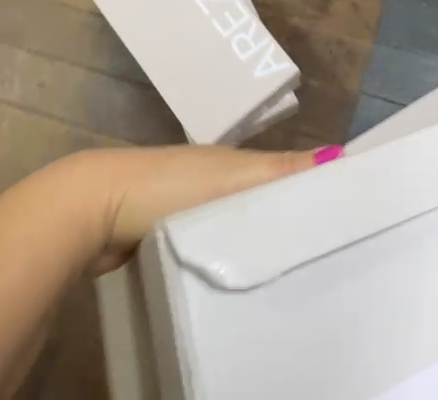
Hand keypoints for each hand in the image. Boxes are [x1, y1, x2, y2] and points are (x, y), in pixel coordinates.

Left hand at [86, 145, 321, 272]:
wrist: (93, 211)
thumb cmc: (169, 185)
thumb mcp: (232, 175)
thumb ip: (281, 170)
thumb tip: (340, 154)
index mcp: (233, 164)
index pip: (285, 174)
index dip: (313, 189)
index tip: (344, 217)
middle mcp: (214, 183)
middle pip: (261, 203)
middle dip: (287, 223)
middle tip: (321, 259)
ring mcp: (186, 213)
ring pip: (235, 229)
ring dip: (256, 245)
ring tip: (287, 278)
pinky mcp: (165, 242)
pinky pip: (209, 252)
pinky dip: (227, 261)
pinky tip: (240, 284)